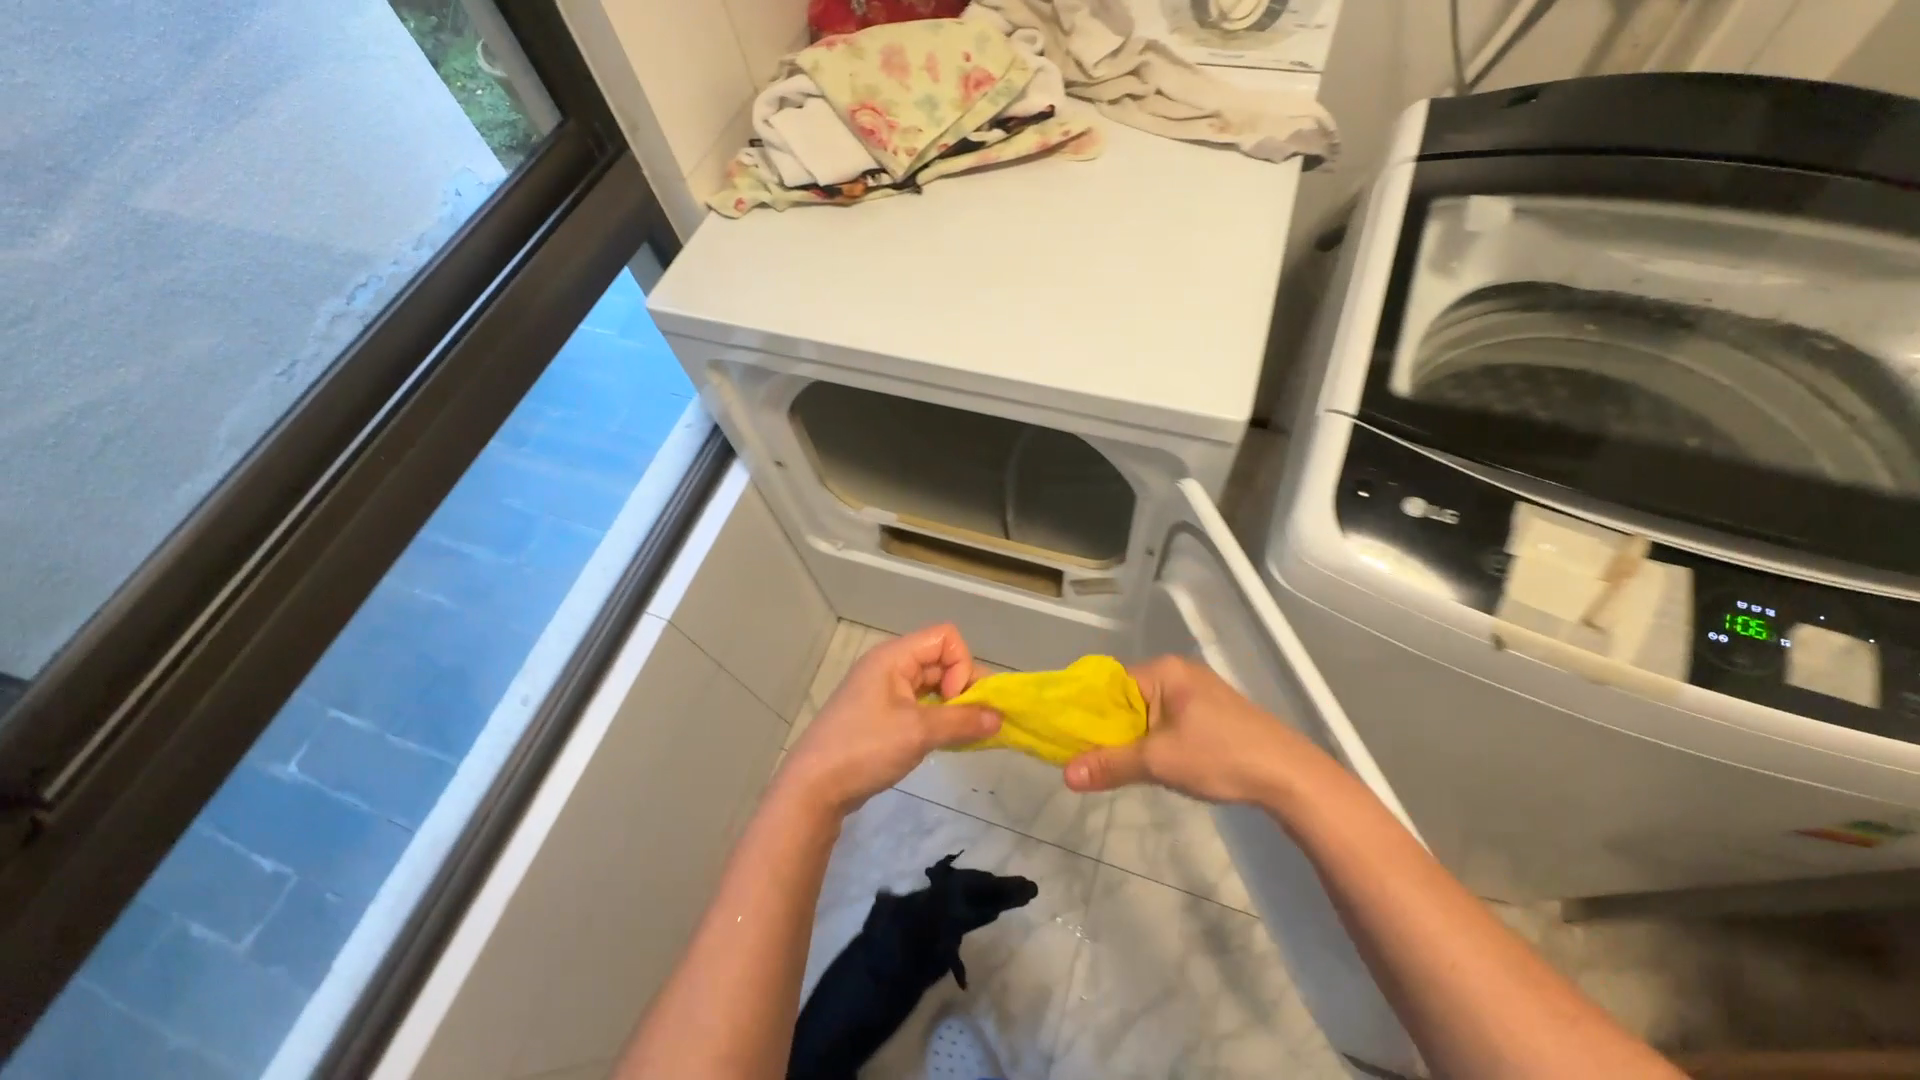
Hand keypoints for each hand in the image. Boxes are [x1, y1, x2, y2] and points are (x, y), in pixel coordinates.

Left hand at [776, 623, 1001, 816]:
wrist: (814, 787)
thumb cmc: (865, 748)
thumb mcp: (918, 732)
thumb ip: (963, 721)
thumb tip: (999, 718)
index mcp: (893, 657)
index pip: (945, 638)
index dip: (961, 665)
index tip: (954, 700)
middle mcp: (889, 667)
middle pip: (941, 660)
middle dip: (963, 687)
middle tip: (973, 722)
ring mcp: (884, 693)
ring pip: (932, 686)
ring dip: (953, 706)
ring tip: (964, 734)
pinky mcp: (882, 717)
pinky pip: (921, 706)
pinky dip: (939, 719)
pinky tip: (947, 741)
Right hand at [1062, 655, 1304, 803]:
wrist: (1289, 775)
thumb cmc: (1220, 757)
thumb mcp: (1159, 762)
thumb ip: (1110, 765)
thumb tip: (1065, 775)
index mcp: (1164, 671)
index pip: (1107, 685)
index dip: (1084, 712)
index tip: (1065, 739)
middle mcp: (1178, 672)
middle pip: (1124, 699)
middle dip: (1106, 729)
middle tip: (1086, 759)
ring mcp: (1197, 692)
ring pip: (1145, 713)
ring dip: (1129, 738)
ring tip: (1113, 766)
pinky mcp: (1210, 713)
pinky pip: (1165, 721)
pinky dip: (1151, 740)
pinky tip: (1149, 764)